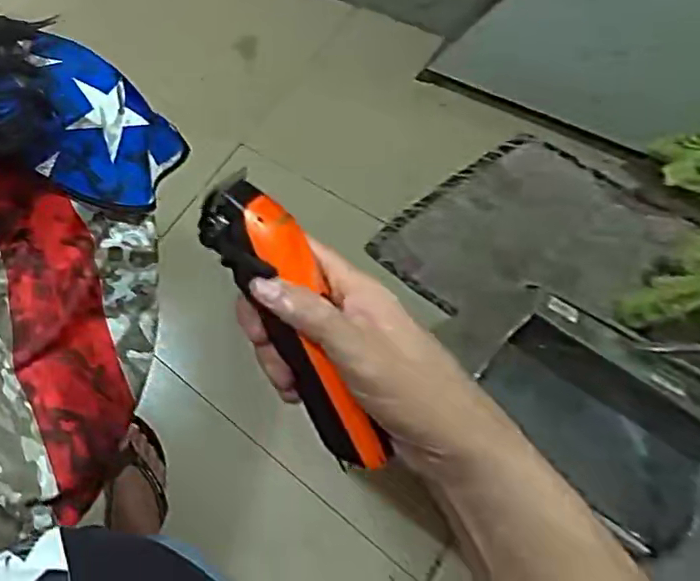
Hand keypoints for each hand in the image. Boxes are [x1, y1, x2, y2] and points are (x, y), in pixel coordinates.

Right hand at [234, 238, 510, 474]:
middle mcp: (344, 308)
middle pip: (284, 291)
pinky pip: (300, 358)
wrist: (461, 456)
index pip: (302, 248)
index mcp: (354, 289)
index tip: (239, 254)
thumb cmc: (419, 394)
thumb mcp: (358, 350)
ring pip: (287, 328)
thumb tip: (261, 282)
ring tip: (288, 379)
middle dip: (266, 315)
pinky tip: (296, 391)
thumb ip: (308, 314)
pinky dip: (291, 372)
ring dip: (277, 352)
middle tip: (260, 338)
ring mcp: (340, 339)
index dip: (268, 243)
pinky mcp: (339, 368)